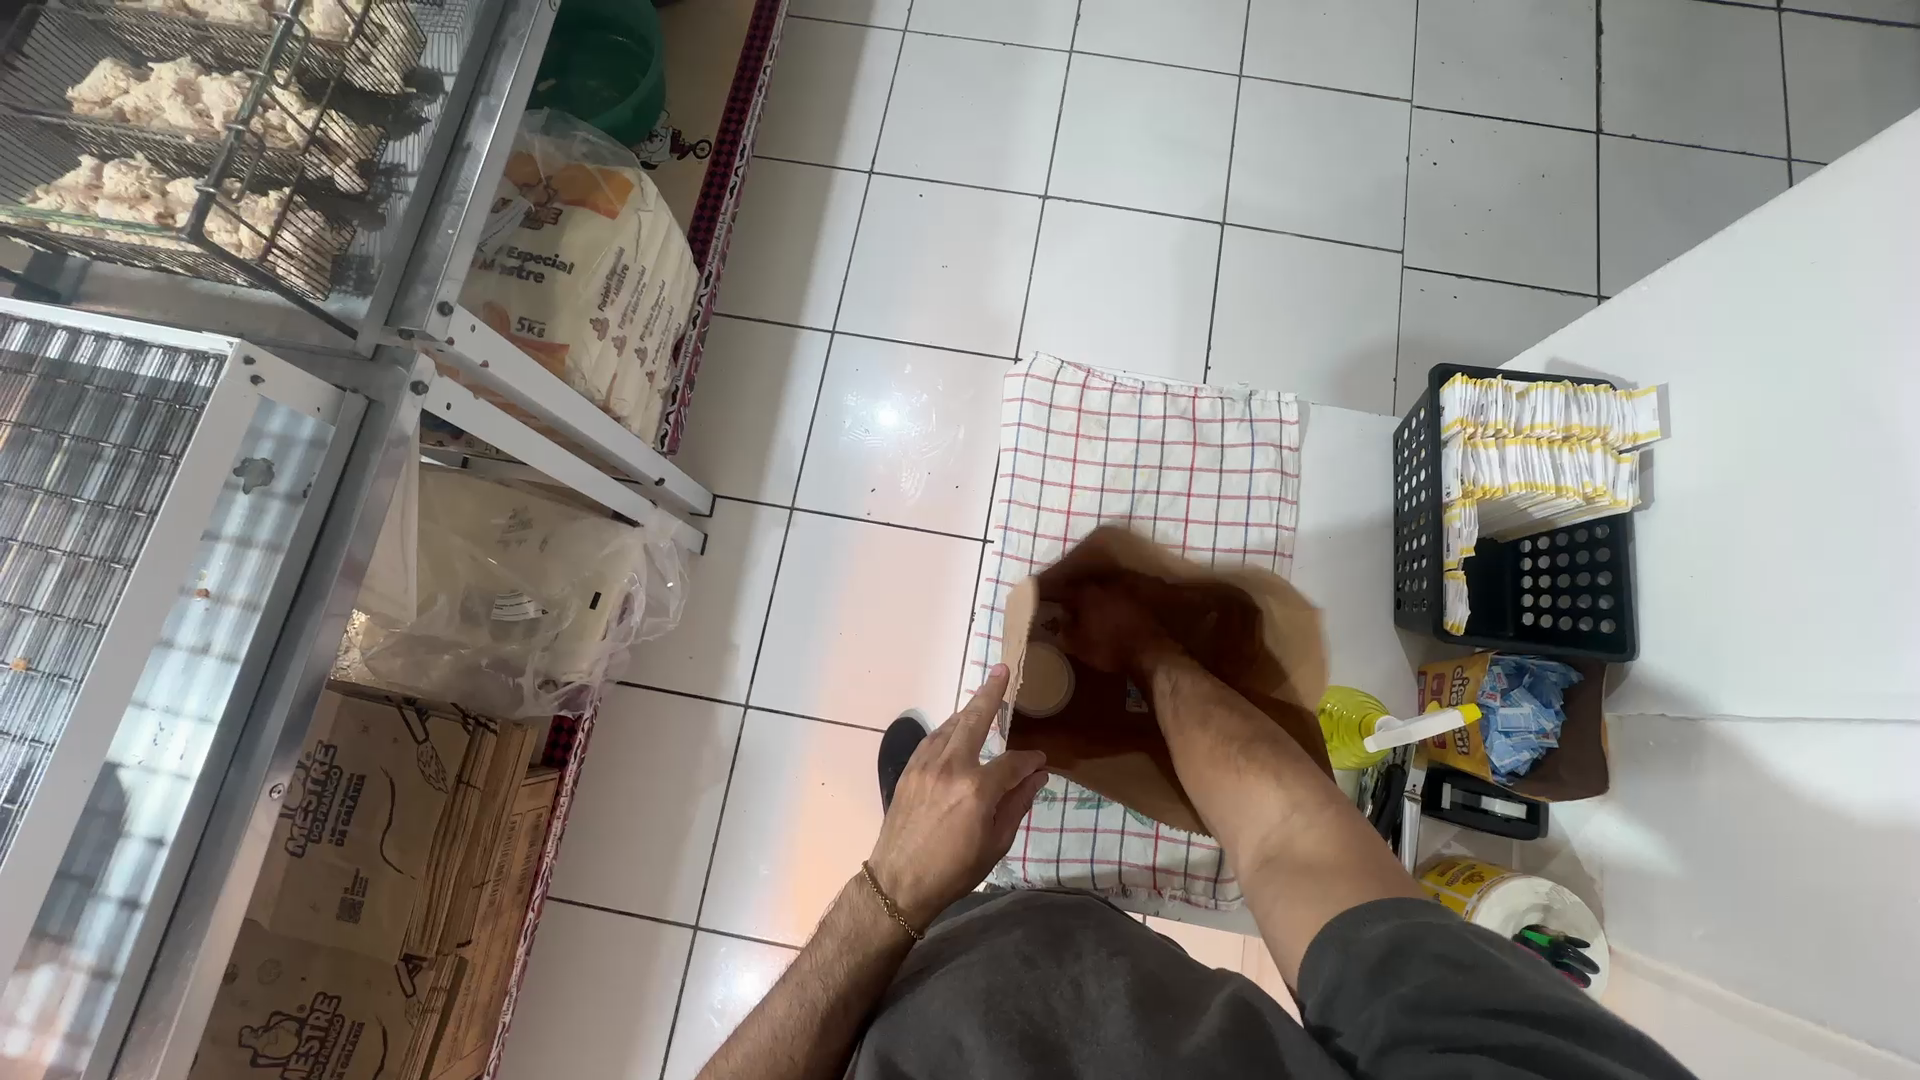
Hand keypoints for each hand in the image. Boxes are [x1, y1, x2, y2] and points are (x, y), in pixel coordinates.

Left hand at [866, 665, 1048, 928]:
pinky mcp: (909, 770)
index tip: (1041, 761)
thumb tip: (1037, 774)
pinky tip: (956, 728)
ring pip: (951, 726)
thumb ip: (1017, 803)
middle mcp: (951, 767)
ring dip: (969, 710)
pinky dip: (948, 729)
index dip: (1030, 761)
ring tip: (983, 696)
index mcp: (977, 789)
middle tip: (1001, 670)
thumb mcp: (996, 843)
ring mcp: (926, 765)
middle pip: (975, 720)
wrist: (899, 882)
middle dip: (991, 693)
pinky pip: (933, 739)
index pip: (1013, 762)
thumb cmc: (954, 870)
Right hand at [1058, 579, 1178, 676]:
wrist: (1148, 652)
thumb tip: (1063, 618)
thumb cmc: (1108, 648)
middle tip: (1073, 604)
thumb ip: (1068, 629)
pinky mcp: (1141, 601)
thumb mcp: (1079, 645)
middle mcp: (1105, 586)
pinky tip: (1113, 613)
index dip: (1059, 595)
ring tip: (1093, 608)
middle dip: (1079, 594)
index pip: (1067, 589)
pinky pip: (1121, 598)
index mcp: (1087, 594)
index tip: (1054, 601)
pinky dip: (1115, 603)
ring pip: (1106, 590)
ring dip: (1099, 597)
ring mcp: (1125, 591)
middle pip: (1088, 586)